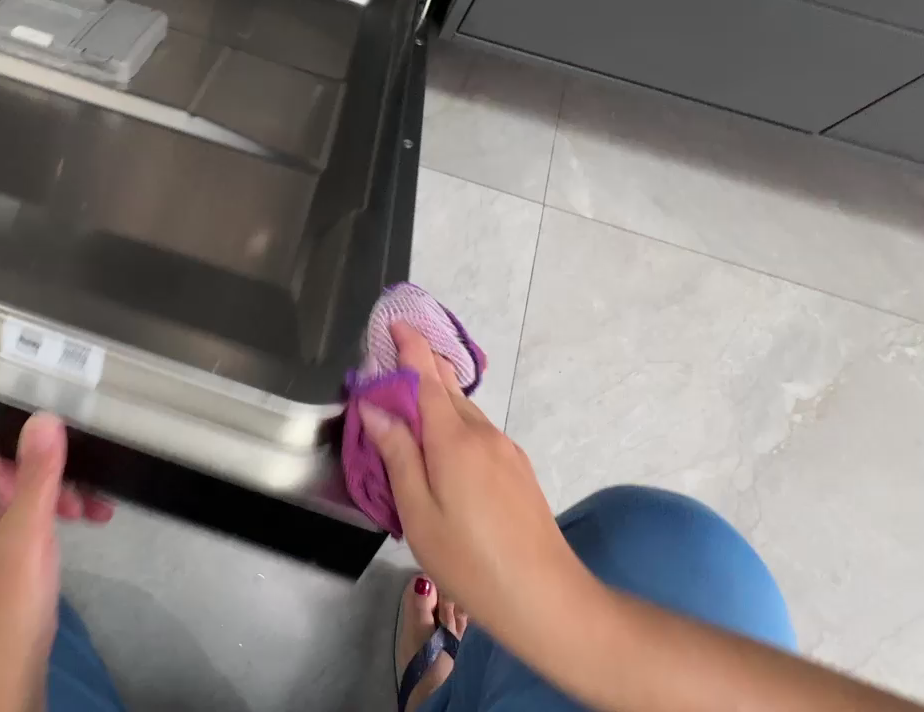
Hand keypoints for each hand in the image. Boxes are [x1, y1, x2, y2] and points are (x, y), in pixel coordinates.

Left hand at [0, 414, 114, 711]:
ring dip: (60, 496)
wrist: (3, 674)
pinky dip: (56, 520)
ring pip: (24, 500)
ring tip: (95, 509)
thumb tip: (43, 417)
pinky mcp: (5, 567)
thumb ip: (38, 473)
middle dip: (50, 472)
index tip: (55, 444)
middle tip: (83, 486)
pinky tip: (84, 527)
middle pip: (8, 474)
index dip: (15, 442)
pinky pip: (31, 526)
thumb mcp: (29, 527)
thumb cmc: (10, 597)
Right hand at [358, 323, 598, 660]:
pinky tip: (441, 446)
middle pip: (446, 388)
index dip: (410, 347)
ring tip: (407, 408)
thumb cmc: (471, 562)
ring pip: (463, 410)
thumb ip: (397, 455)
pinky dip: (452, 422)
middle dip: (418, 369)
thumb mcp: (419, 513)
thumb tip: (375, 407)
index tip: (395, 322)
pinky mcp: (517, 468)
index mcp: (453, 439)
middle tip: (387, 368)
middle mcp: (483, 433)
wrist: (548, 601)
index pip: (427, 376)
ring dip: (435, 399)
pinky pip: (477, 430)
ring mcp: (505, 449)